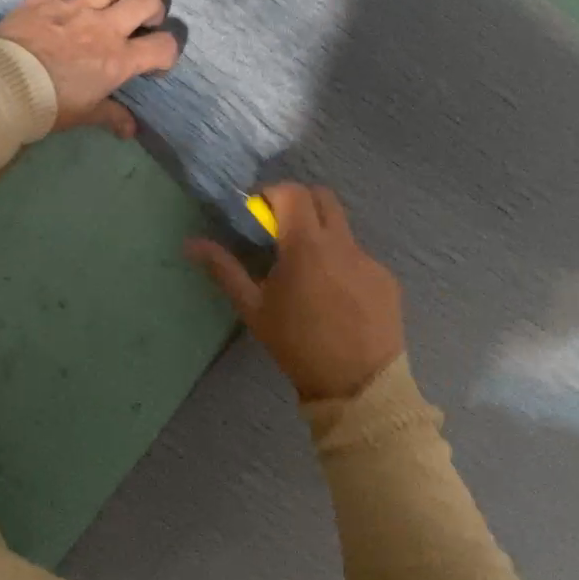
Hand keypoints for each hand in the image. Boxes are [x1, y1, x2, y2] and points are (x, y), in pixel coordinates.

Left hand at [0, 0, 181, 136]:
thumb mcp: (83, 115)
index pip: (163, 46)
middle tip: (141, 20)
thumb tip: (130, 130)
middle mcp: (104, 26)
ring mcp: (75, 6)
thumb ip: (111, 116)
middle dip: (153, 7)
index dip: (167, 51)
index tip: (154, 61)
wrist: (4, 87)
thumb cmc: (47, 106)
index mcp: (119, 59)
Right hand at [187, 184, 404, 401]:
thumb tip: (190, 243)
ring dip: (320, 233)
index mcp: (306, 245)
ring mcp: (369, 261)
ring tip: (307, 272)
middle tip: (280, 229)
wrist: (358, 387)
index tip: (258, 214)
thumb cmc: (297, 344)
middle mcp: (342, 244)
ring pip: (342, 228)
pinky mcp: (387, 280)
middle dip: (299, 202)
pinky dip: (341, 262)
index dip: (271, 193)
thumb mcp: (253, 308)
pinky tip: (333, 297)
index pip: (292, 192)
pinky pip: (359, 257)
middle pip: (323, 197)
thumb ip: (224, 269)